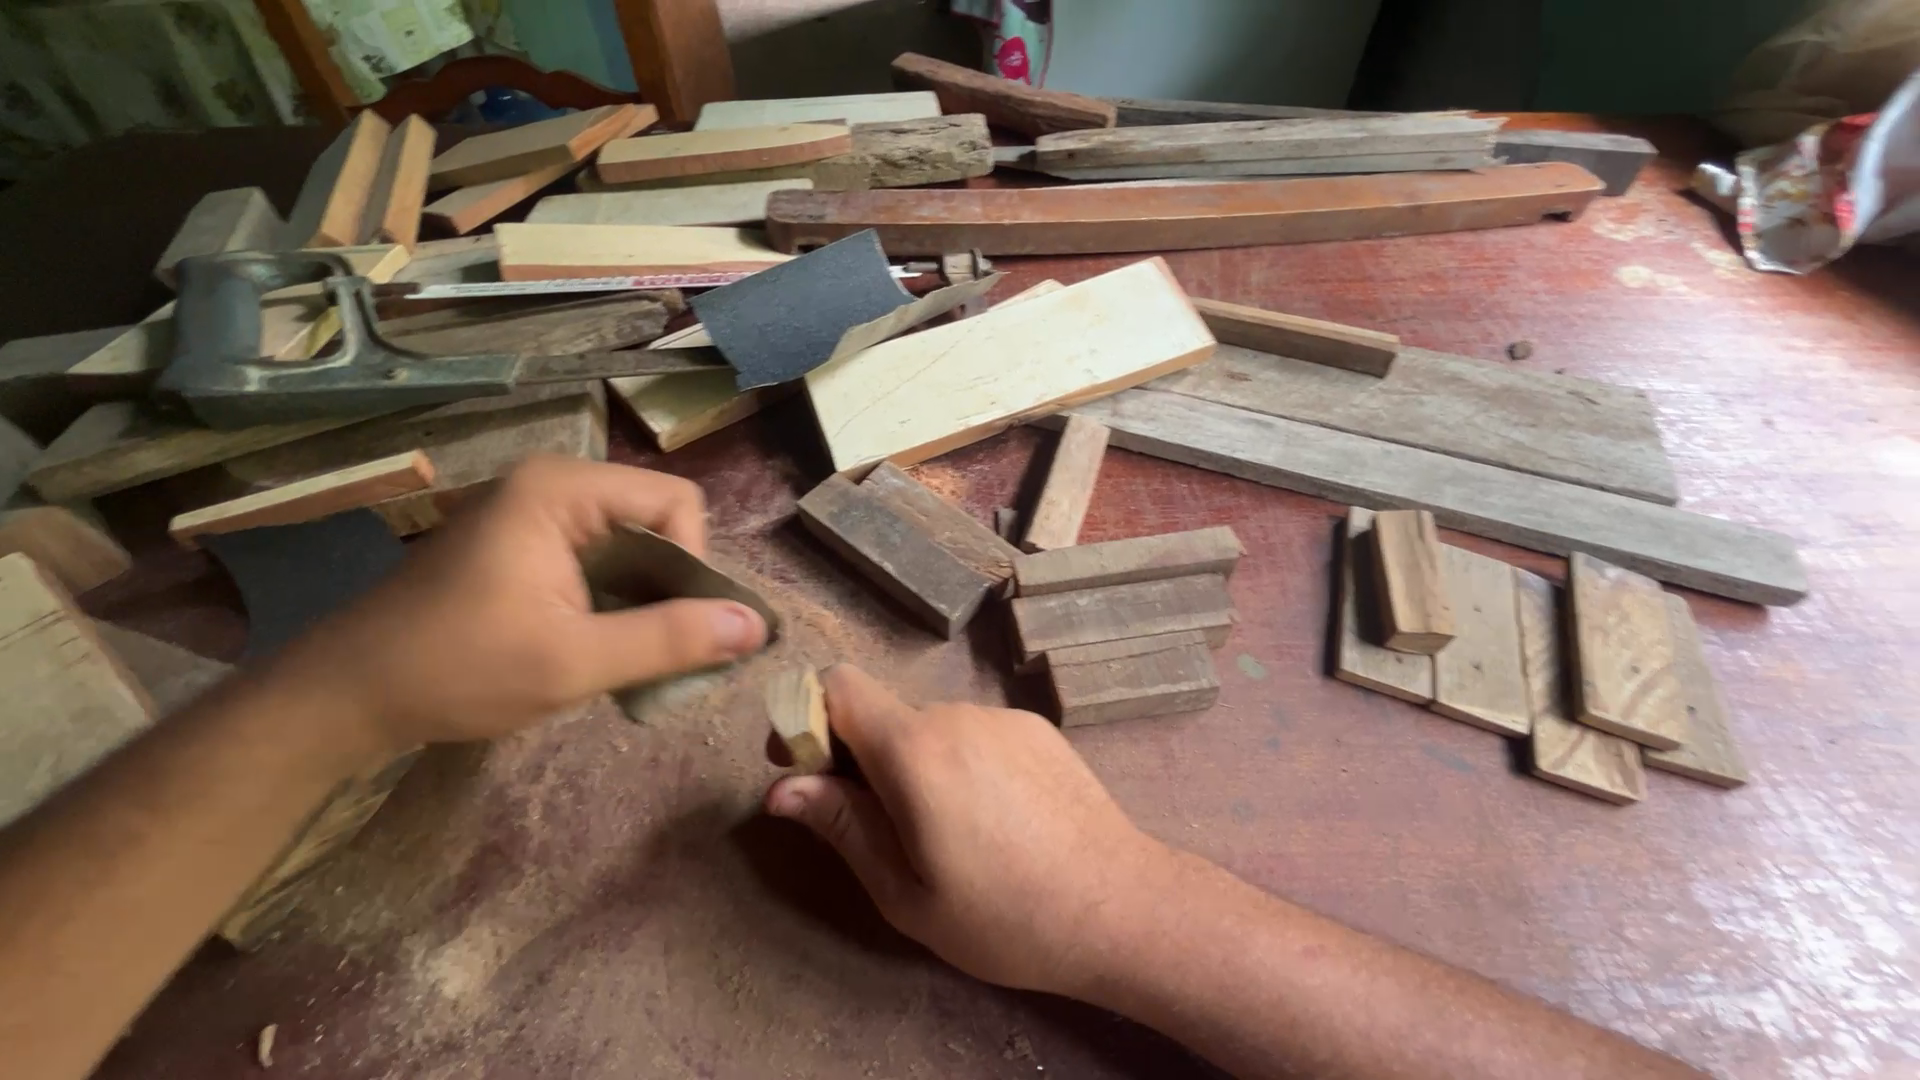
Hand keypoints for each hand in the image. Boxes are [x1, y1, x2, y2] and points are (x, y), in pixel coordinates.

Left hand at [267, 456, 768, 753]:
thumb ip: (669, 640)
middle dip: (673, 588)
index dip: (692, 563)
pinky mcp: (533, 545)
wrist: (346, 696)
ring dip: (649, 602)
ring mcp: (542, 514)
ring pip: (639, 547)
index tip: (667, 625)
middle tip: (657, 652)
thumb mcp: (573, 662)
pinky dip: (621, 604)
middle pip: (662, 523)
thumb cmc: (455, 669)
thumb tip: (756, 625)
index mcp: (563, 490)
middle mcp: (557, 486)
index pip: (677, 504)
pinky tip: (604, 647)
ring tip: (632, 656)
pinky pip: (608, 562)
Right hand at [764, 666, 1173, 995]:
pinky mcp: (1036, 726)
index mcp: (915, 750)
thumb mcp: (905, 892)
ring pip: (931, 728)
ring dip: (918, 765)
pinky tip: (997, 817)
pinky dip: (963, 763)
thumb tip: (783, 787)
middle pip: (885, 715)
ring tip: (953, 832)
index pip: (839, 685)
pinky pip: (976, 733)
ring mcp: (1002, 715)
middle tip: (887, 828)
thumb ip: (843, 827)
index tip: (808, 766)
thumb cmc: (1004, 916)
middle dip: (866, 759)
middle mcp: (957, 713)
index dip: (809, 716)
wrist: (1120, 905)